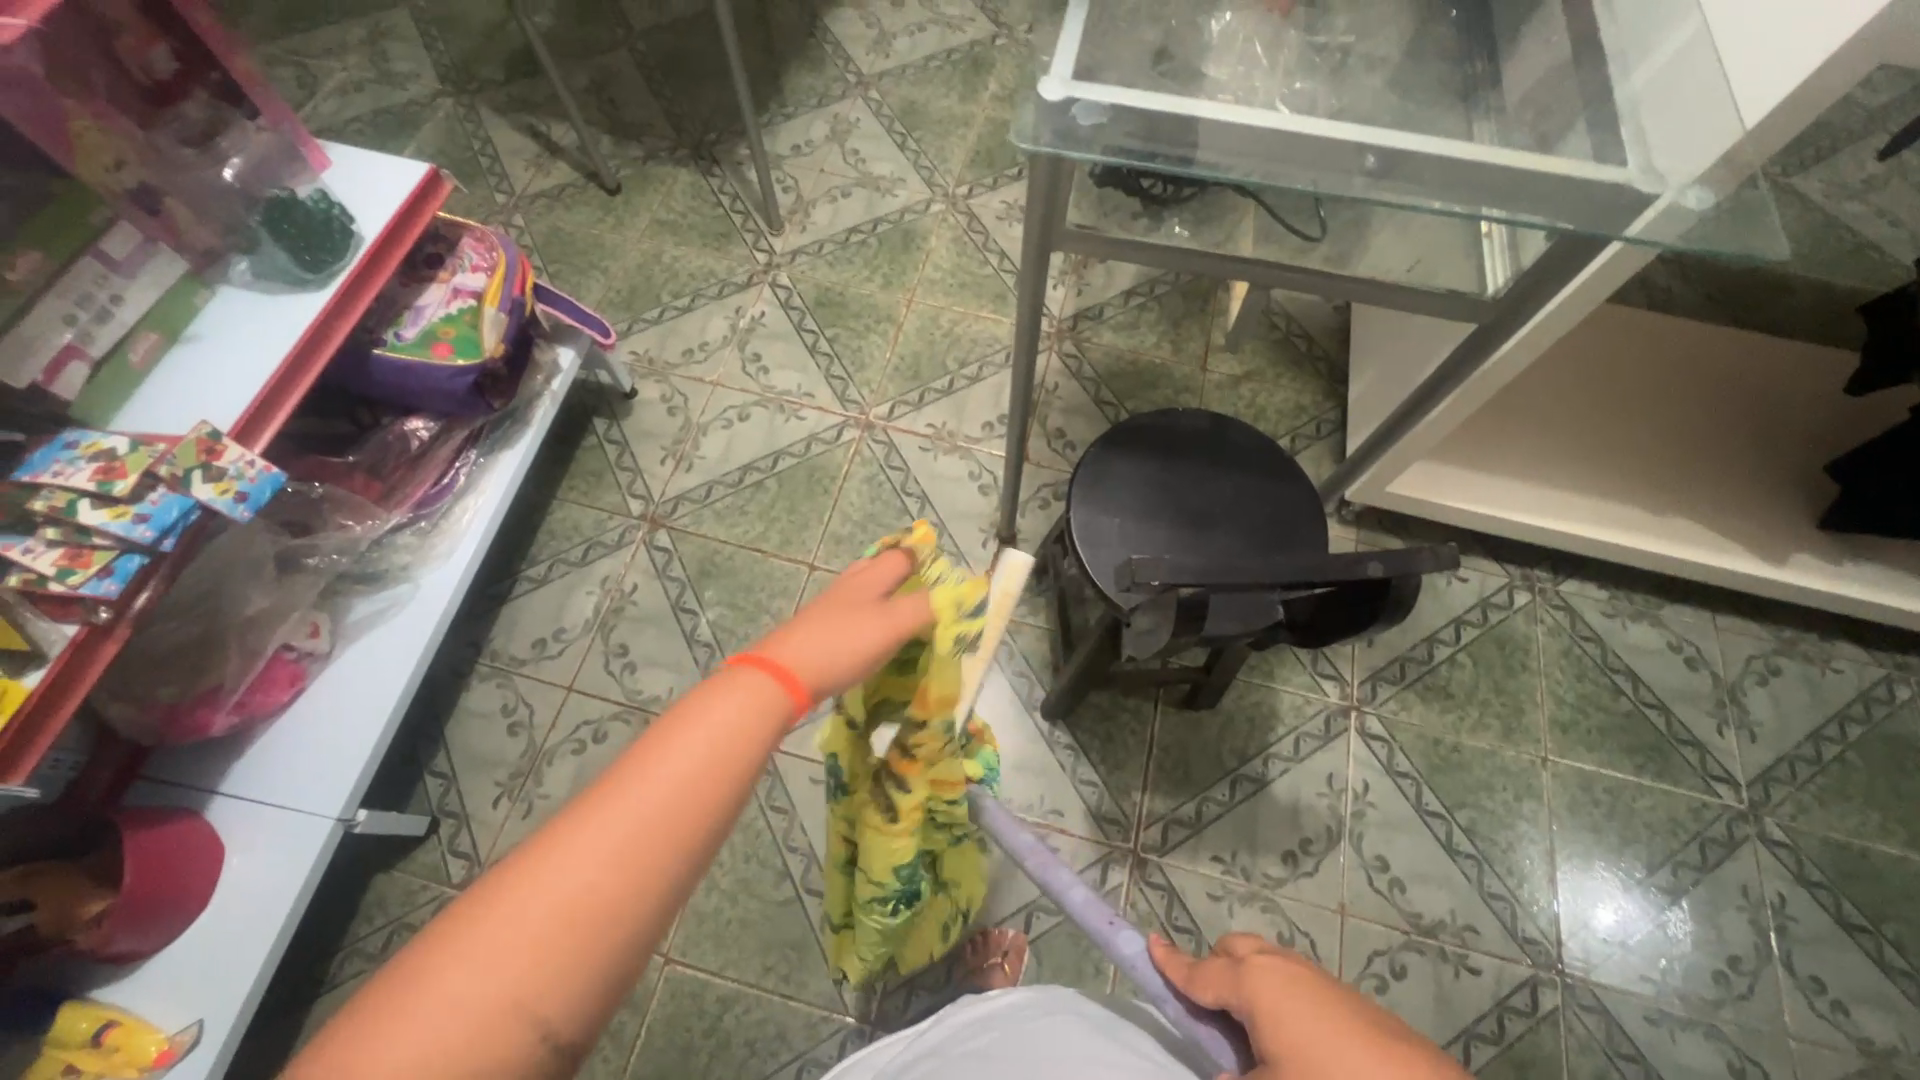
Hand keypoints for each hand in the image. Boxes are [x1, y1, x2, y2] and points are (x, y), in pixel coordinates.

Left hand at [747, 548, 933, 700]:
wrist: (784, 674)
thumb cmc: (843, 643)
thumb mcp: (894, 624)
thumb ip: (927, 607)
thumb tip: (960, 593)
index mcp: (870, 578)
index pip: (902, 556)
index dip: (923, 556)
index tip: (943, 565)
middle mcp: (849, 586)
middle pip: (877, 567)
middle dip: (900, 570)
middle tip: (922, 585)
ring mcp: (830, 609)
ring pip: (861, 591)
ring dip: (882, 595)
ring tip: (900, 610)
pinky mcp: (818, 632)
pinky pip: (849, 616)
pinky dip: (866, 619)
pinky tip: (871, 637)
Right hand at [1148, 933, 1469, 1079]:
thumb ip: (1231, 1076)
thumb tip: (1225, 1073)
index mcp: (1253, 983)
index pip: (1197, 970)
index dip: (1169, 962)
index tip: (1148, 943)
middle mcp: (1282, 968)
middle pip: (1234, 950)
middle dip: (1213, 968)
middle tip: (1206, 1012)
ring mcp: (1320, 979)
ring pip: (1268, 964)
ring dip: (1248, 985)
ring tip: (1250, 1037)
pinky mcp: (1351, 999)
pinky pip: (1297, 984)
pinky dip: (1280, 1001)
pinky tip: (1294, 1047)